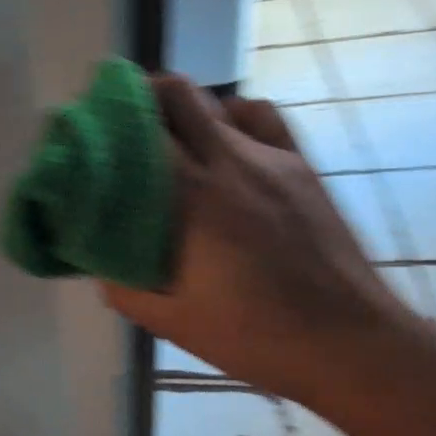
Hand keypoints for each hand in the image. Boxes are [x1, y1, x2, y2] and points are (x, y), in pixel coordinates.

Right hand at [101, 78, 425, 410]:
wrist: (349, 343)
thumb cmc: (255, 336)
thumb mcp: (172, 322)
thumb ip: (124, 288)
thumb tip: (101, 263)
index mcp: (191, 196)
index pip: (138, 128)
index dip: (106, 120)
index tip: (86, 133)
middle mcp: (228, 160)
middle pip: (175, 92)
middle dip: (140, 97)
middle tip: (121, 125)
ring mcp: (272, 158)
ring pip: (217, 100)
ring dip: (185, 108)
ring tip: (169, 136)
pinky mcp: (302, 166)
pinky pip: (261, 117)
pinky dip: (233, 117)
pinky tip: (225, 143)